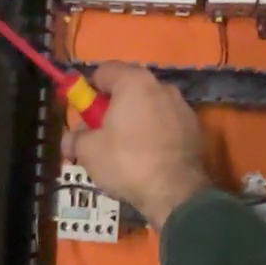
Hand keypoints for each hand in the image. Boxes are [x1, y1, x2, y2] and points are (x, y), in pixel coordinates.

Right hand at [61, 63, 210, 230]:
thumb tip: (71, 139)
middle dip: (112, 108)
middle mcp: (161, 86)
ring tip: (125, 151)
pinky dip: (154, 134)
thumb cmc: (126, 162)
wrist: (176, 193)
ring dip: (134, 121)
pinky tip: (147, 158)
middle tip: (100, 135)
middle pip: (128, 89)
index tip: (83, 113)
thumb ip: (75, 138)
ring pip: (148, 107)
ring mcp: (182, 107)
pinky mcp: (194, 129)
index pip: (104, 71)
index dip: (88, 89)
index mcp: (134, 82)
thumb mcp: (88, 151)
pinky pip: (166, 124)